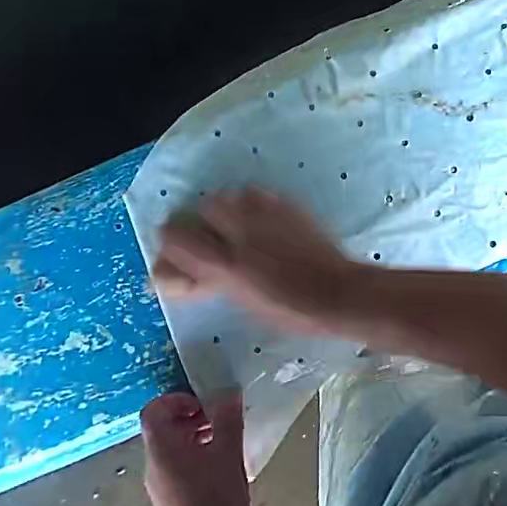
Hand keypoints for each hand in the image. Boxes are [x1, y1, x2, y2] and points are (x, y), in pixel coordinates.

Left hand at [141, 391, 249, 505]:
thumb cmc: (215, 504)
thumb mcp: (228, 456)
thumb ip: (227, 420)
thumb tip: (228, 391)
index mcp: (160, 449)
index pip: (153, 410)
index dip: (176, 399)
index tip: (202, 403)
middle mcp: (153, 464)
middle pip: (162, 427)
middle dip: (190, 416)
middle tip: (219, 419)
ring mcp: (158, 485)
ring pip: (170, 447)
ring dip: (194, 435)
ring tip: (223, 441)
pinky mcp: (168, 501)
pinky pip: (175, 465)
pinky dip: (193, 455)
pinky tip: (218, 466)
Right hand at [152, 187, 365, 336]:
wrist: (338, 294)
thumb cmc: (292, 312)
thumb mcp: (243, 302)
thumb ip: (212, 281)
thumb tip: (185, 277)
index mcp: (226, 265)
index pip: (176, 238)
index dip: (168, 243)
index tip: (172, 251)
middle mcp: (240, 233)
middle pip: (201, 208)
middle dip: (199, 222)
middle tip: (208, 239)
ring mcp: (264, 214)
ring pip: (227, 195)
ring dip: (223, 209)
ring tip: (233, 226)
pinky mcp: (285, 205)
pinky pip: (254, 193)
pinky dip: (247, 202)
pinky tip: (256, 218)